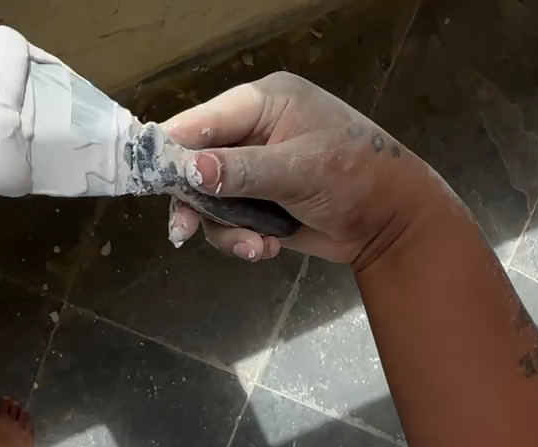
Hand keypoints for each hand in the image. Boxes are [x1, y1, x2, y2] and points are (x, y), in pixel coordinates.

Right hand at [164, 71, 421, 270]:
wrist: (387, 222)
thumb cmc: (354, 177)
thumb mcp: (299, 169)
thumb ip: (243, 171)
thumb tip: (191, 171)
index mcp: (262, 105)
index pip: (200, 122)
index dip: (171, 151)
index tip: (150, 182)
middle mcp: (250, 134)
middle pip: (194, 167)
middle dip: (195, 203)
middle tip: (184, 232)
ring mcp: (251, 173)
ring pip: (208, 204)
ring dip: (225, 232)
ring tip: (253, 247)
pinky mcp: (255, 206)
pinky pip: (227, 225)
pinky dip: (241, 242)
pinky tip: (266, 250)